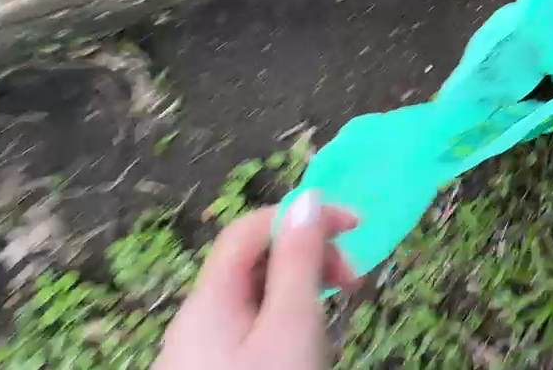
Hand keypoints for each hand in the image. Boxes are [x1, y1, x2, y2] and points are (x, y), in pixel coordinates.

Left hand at [153, 192, 360, 369]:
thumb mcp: (292, 324)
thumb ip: (299, 258)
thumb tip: (307, 198)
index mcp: (208, 301)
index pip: (250, 227)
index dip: (304, 214)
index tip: (356, 229)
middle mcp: (195, 320)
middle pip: (253, 259)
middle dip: (309, 254)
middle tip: (352, 283)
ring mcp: (198, 353)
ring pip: (255, 294)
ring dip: (302, 287)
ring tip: (335, 314)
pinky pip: (249, 326)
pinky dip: (286, 318)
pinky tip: (306, 345)